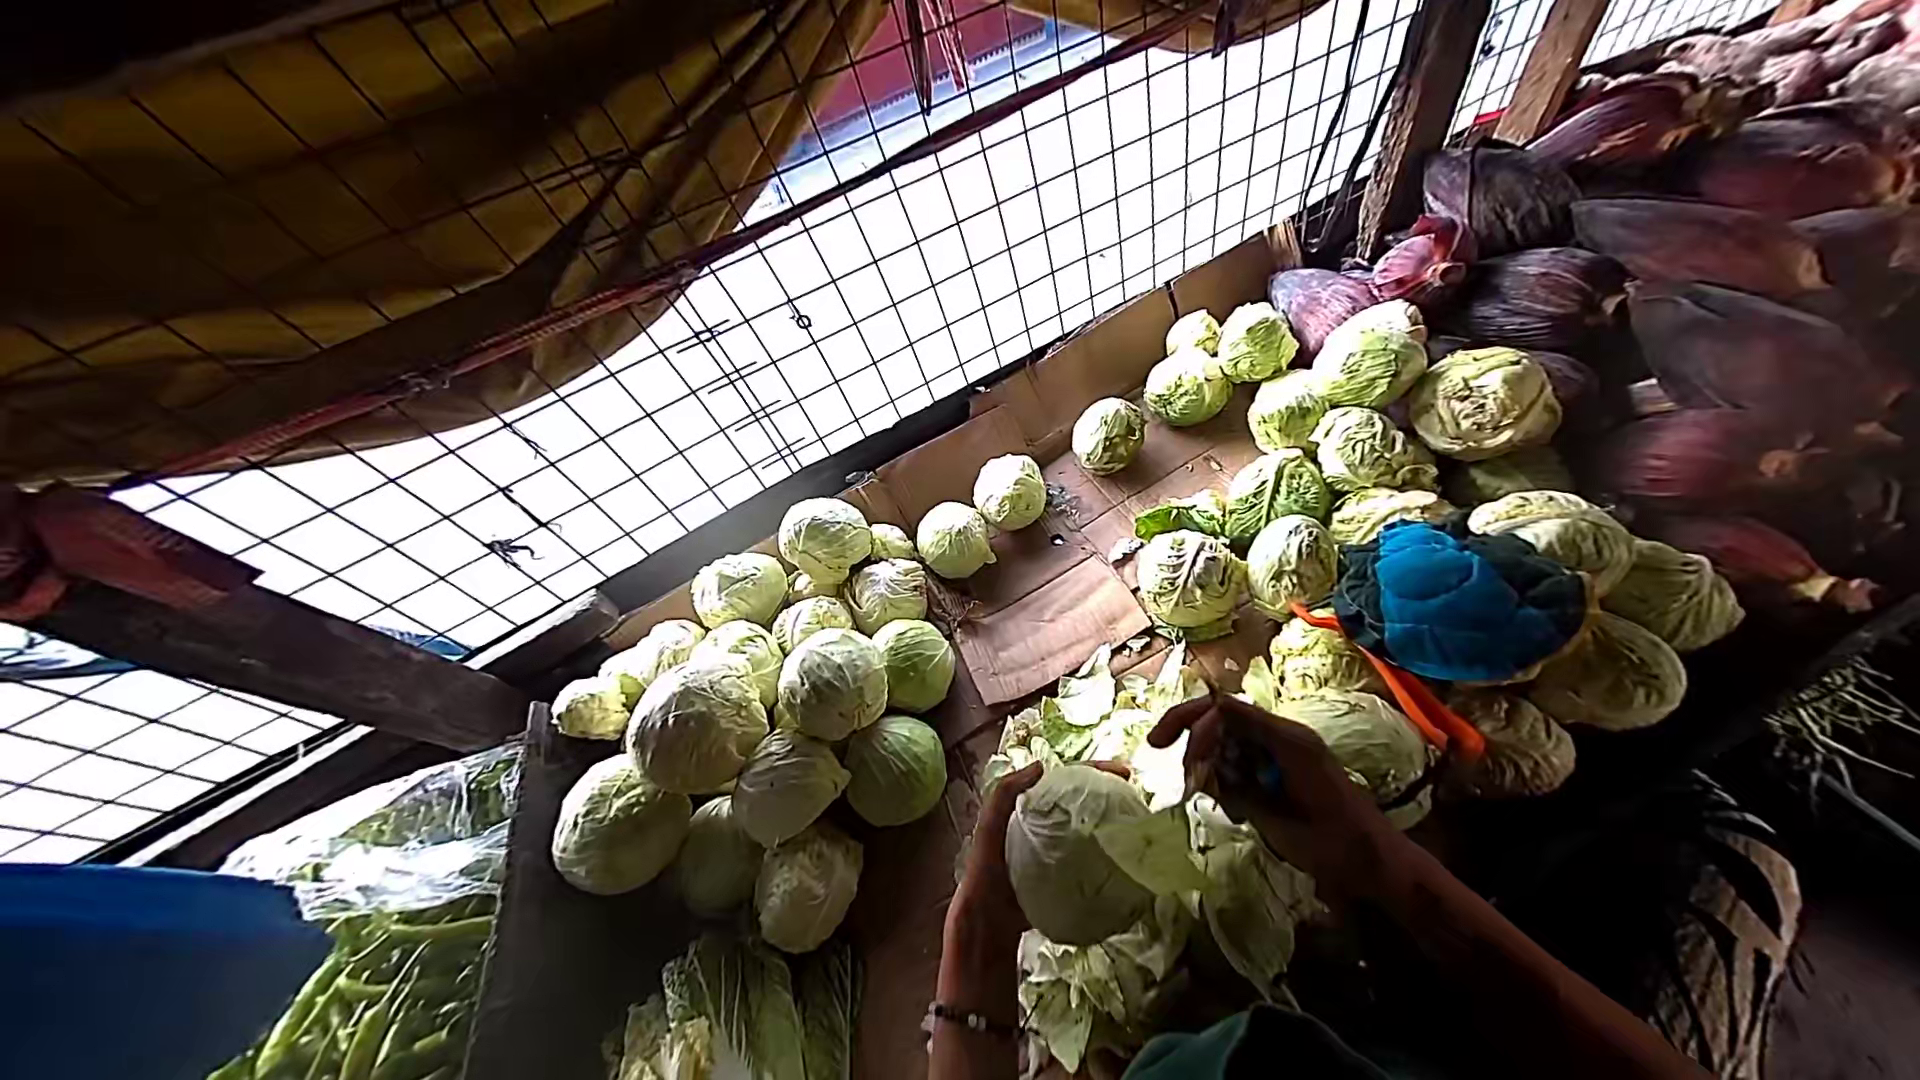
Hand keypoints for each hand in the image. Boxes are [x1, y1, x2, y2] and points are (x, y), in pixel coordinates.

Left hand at [949, 760, 1130, 946]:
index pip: (1066, 778)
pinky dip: (1107, 851)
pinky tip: (1124, 855)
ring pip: (1089, 825)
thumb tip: (1040, 765)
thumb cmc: (986, 868)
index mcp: (1030, 805)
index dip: (1093, 770)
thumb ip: (1005, 794)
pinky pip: (1091, 856)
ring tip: (1136, 820)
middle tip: (1136, 795)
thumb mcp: (990, 825)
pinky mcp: (1067, 873)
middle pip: (1083, 798)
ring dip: (1111, 819)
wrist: (988, 919)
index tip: (1123, 773)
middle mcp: (1046, 821)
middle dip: (1109, 792)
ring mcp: (1058, 847)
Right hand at [1149, 693, 1406, 899]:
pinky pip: (1241, 754)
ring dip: (1207, 758)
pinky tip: (1228, 803)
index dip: (1195, 725)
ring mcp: (1284, 748)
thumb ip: (1237, 788)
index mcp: (1288, 739)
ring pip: (1226, 735)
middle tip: (1156, 746)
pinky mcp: (1283, 764)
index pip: (1227, 709)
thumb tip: (1199, 769)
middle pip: (1222, 714)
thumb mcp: (1277, 820)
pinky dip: (1224, 772)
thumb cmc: (1335, 847)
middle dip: (1188, 729)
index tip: (1176, 756)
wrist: (1381, 867)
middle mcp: (1284, 735)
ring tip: (1202, 792)